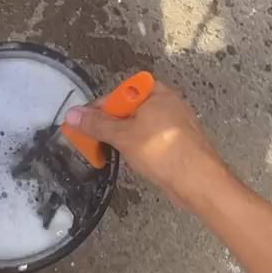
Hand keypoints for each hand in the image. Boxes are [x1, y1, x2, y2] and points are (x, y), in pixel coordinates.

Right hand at [64, 81, 227, 206]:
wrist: (198, 181)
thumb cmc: (163, 151)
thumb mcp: (123, 136)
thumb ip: (96, 125)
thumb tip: (72, 114)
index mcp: (156, 92)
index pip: (120, 92)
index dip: (100, 107)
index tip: (85, 123)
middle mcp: (168, 101)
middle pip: (130, 107)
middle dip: (112, 123)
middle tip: (96, 139)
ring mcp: (176, 121)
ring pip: (142, 124)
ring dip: (125, 136)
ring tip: (112, 151)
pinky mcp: (180, 140)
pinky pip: (153, 137)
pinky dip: (140, 145)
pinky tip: (135, 159)